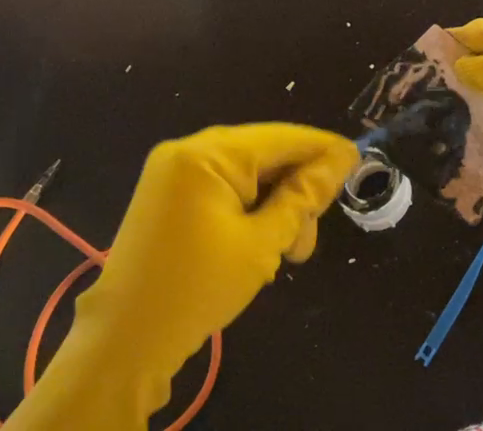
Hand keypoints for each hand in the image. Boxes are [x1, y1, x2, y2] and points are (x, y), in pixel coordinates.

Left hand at [8, 124, 356, 429]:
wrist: (122, 344)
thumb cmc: (197, 289)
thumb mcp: (262, 243)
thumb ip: (304, 196)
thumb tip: (344, 158)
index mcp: (208, 154)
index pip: (284, 138)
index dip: (325, 152)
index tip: (359, 168)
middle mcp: (189, 150)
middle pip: (267, 154)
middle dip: (296, 192)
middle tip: (307, 241)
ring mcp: (174, 173)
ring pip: (249, 174)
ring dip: (276, 207)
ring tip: (286, 254)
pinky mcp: (169, 196)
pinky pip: (225, 187)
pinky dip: (250, 210)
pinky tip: (260, 244)